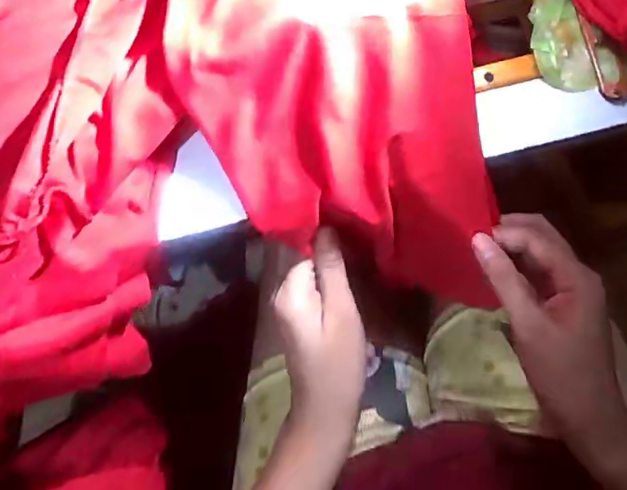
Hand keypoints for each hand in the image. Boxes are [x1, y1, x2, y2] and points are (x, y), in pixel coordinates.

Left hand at [270, 228, 367, 442]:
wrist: (325, 410)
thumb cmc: (338, 361)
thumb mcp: (342, 310)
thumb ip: (331, 268)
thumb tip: (326, 227)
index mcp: (287, 289)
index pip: (301, 243)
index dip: (322, 229)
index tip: (343, 215)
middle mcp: (277, 291)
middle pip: (298, 251)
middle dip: (320, 237)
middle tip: (348, 224)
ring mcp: (282, 302)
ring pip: (301, 263)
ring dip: (321, 252)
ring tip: (347, 237)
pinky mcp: (292, 310)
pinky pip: (304, 278)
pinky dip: (319, 269)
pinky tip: (338, 264)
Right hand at [472, 214, 626, 448]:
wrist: (592, 422)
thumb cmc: (560, 374)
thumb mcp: (528, 325)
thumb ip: (504, 279)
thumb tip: (478, 239)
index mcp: (577, 276)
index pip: (537, 237)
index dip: (505, 233)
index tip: (473, 237)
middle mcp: (580, 274)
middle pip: (543, 235)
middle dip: (511, 230)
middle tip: (477, 237)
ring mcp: (576, 288)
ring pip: (542, 251)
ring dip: (514, 246)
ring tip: (483, 250)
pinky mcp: (568, 301)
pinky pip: (542, 271)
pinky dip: (520, 266)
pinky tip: (499, 271)